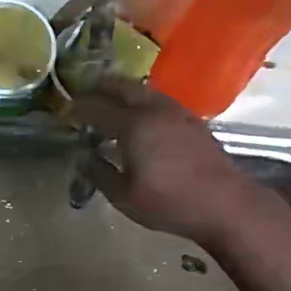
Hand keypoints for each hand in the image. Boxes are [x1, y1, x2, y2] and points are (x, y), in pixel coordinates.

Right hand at [68, 77, 260, 246]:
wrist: (223, 203)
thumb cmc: (168, 203)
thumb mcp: (124, 197)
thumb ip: (100, 173)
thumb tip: (86, 158)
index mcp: (133, 125)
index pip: (97, 108)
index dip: (79, 108)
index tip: (66, 109)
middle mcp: (154, 109)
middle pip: (123, 87)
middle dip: (101, 87)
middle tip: (85, 91)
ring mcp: (177, 112)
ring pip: (144, 90)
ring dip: (124, 90)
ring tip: (111, 98)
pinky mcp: (192, 120)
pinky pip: (159, 100)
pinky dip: (142, 100)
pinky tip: (140, 114)